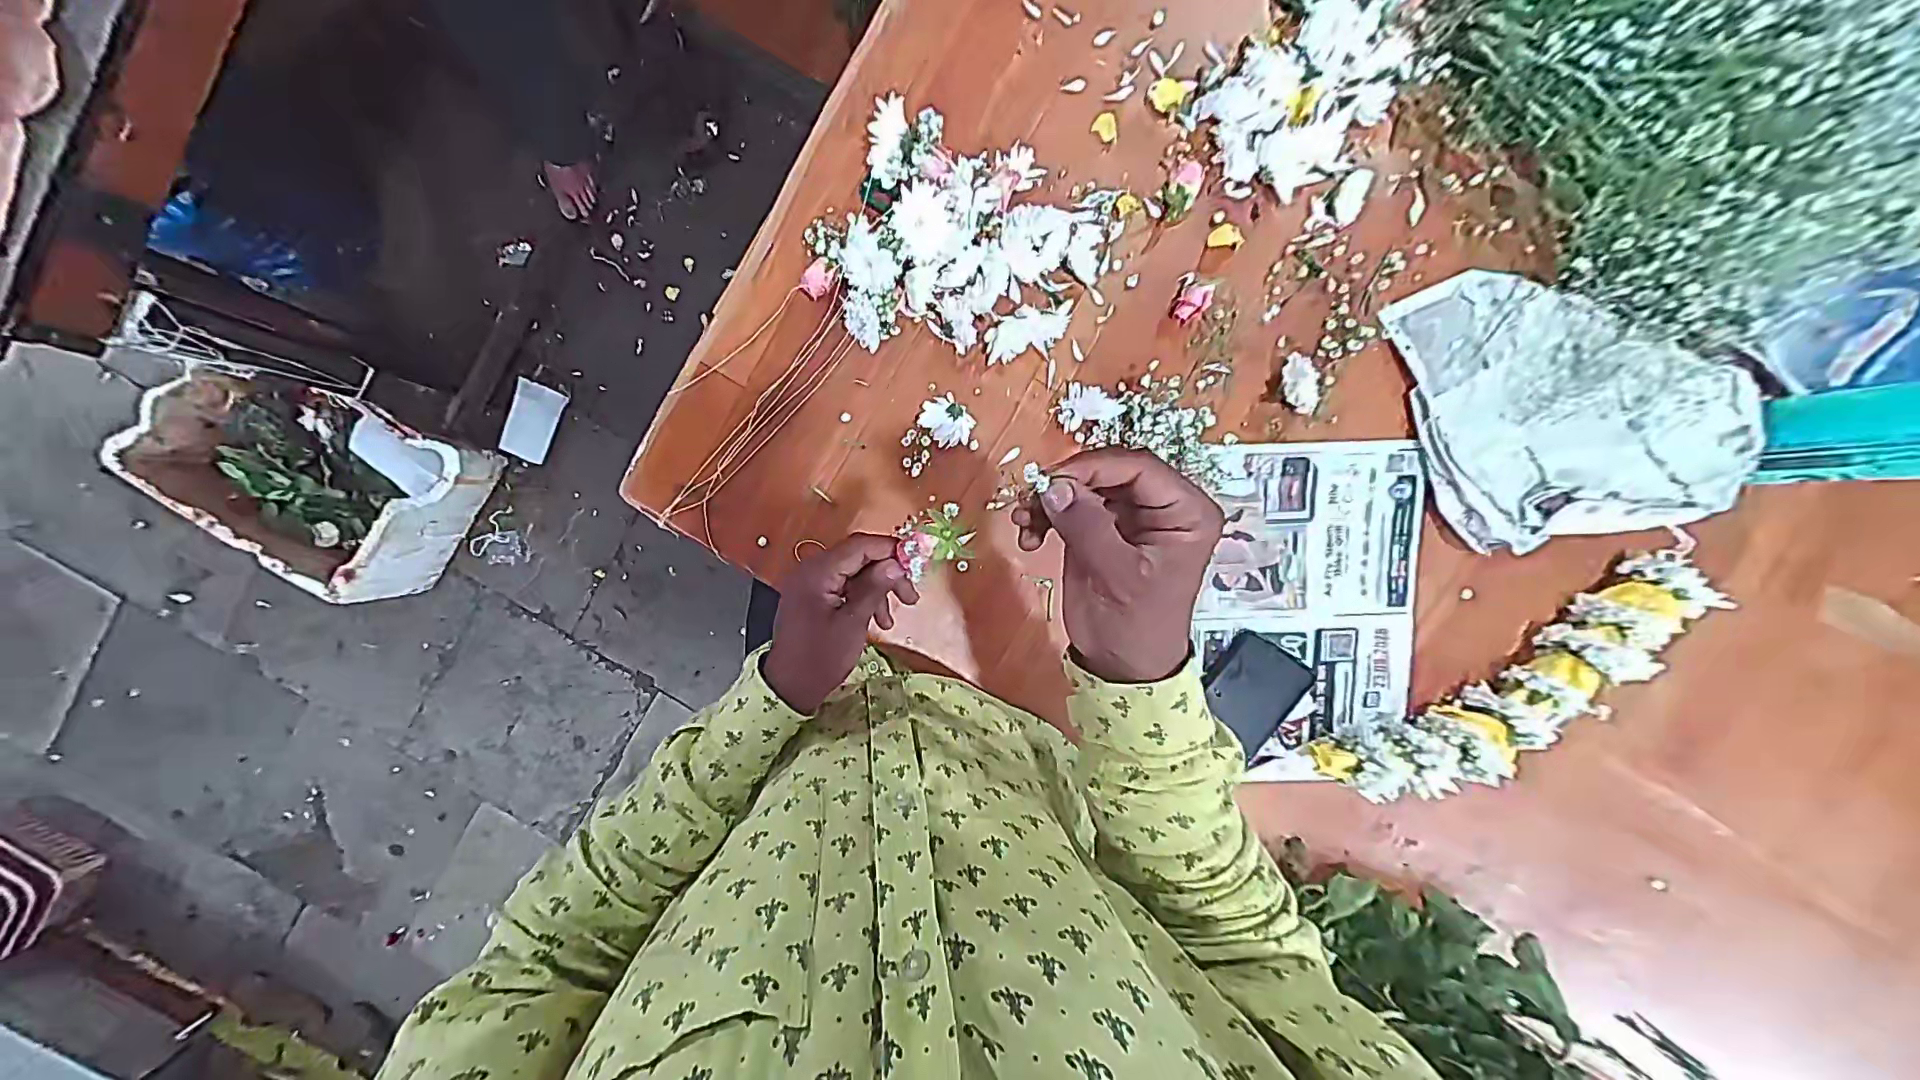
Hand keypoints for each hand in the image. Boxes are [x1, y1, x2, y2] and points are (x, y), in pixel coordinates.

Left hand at [762, 534, 918, 712]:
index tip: (914, 564)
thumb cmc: (819, 658)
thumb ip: (874, 589)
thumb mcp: (852, 623)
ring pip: (854, 573)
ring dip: (878, 588)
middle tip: (910, 596)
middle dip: (887, 573)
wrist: (789, 687)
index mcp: (817, 572)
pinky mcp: (814, 596)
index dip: (890, 550)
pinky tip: (878, 620)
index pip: (859, 545)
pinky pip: (844, 586)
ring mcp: (811, 583)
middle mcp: (812, 570)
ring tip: (891, 618)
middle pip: (858, 557)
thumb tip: (895, 564)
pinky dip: (863, 597)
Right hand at [1013, 449, 1223, 682]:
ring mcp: (1129, 516)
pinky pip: (1071, 506)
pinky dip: (1047, 514)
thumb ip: (1088, 526)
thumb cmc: (1137, 626)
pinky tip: (1030, 534)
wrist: (1123, 666)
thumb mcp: (1117, 577)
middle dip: (1066, 483)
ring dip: (1050, 499)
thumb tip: (1055, 486)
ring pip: (1084, 485)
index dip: (1093, 467)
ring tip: (1025, 521)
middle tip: (1033, 500)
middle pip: (1108, 471)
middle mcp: (1161, 506)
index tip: (1053, 481)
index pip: (1139, 467)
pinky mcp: (1102, 528)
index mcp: (1185, 512)